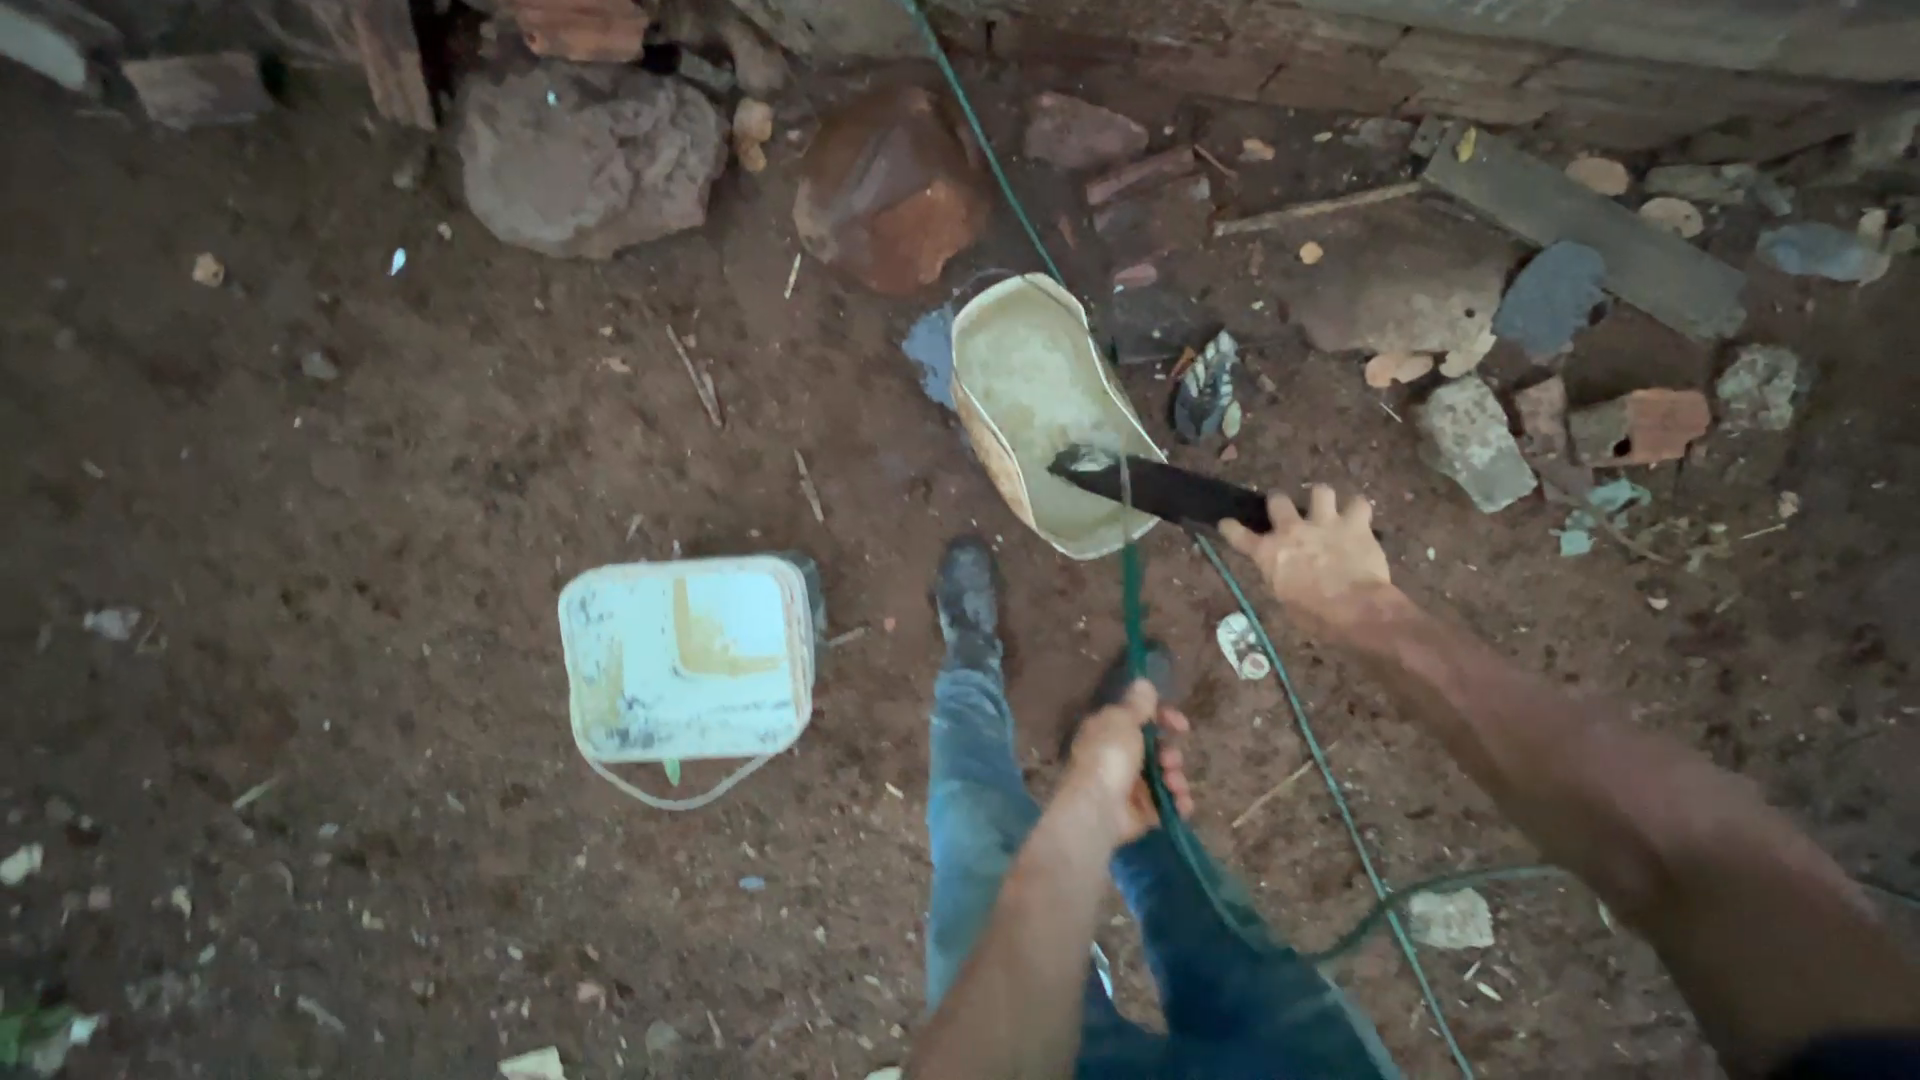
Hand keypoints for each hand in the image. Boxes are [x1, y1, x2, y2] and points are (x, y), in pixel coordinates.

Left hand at [1061, 679, 1192, 845]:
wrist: (1098, 808)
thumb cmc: (1109, 757)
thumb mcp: (1122, 721)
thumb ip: (1137, 705)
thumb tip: (1143, 682)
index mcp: (1110, 731)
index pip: (1142, 719)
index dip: (1164, 719)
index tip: (1181, 725)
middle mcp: (1120, 756)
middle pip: (1158, 749)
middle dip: (1171, 754)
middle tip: (1169, 761)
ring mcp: (1131, 785)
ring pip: (1166, 776)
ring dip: (1176, 778)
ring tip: (1173, 784)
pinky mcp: (1142, 811)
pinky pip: (1168, 803)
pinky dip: (1178, 802)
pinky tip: (1181, 803)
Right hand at [1218, 484, 1392, 637]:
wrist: (1353, 607)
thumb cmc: (1314, 615)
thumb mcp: (1285, 600)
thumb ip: (1282, 579)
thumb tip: (1286, 575)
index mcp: (1268, 553)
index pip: (1239, 536)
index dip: (1230, 528)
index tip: (1226, 523)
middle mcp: (1292, 530)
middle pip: (1278, 501)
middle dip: (1278, 501)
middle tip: (1283, 507)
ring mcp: (1324, 523)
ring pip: (1320, 491)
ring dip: (1322, 498)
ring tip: (1327, 506)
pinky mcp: (1354, 524)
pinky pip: (1359, 504)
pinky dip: (1358, 508)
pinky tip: (1359, 514)